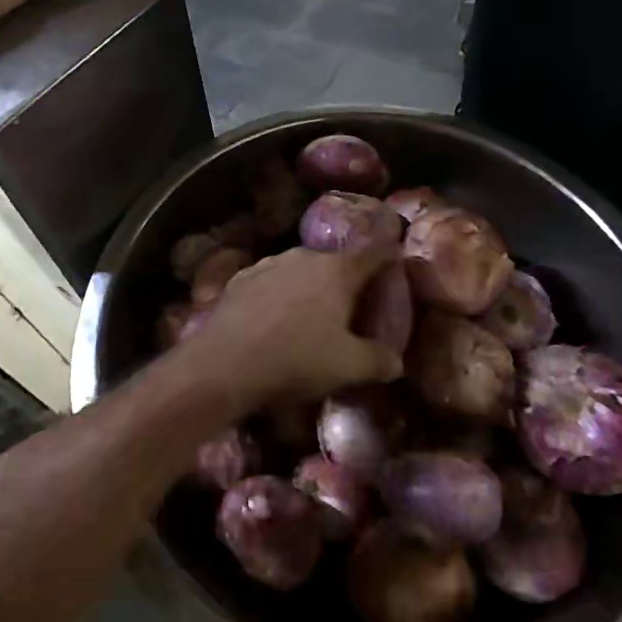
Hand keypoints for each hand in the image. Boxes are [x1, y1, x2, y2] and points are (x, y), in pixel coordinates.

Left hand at [182, 245, 403, 406]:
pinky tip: (277, 317)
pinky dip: (282, 294)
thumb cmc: (295, 360)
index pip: (375, 253)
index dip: (391, 257)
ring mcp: (268, 263)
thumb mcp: (349, 368)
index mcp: (337, 270)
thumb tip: (396, 361)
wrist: (223, 364)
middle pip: (337, 262)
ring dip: (312, 286)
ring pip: (302, 269)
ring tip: (314, 313)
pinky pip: (273, 281)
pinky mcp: (241, 278)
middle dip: (349, 279)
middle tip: (357, 303)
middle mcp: (303, 256)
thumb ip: (380, 361)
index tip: (398, 265)